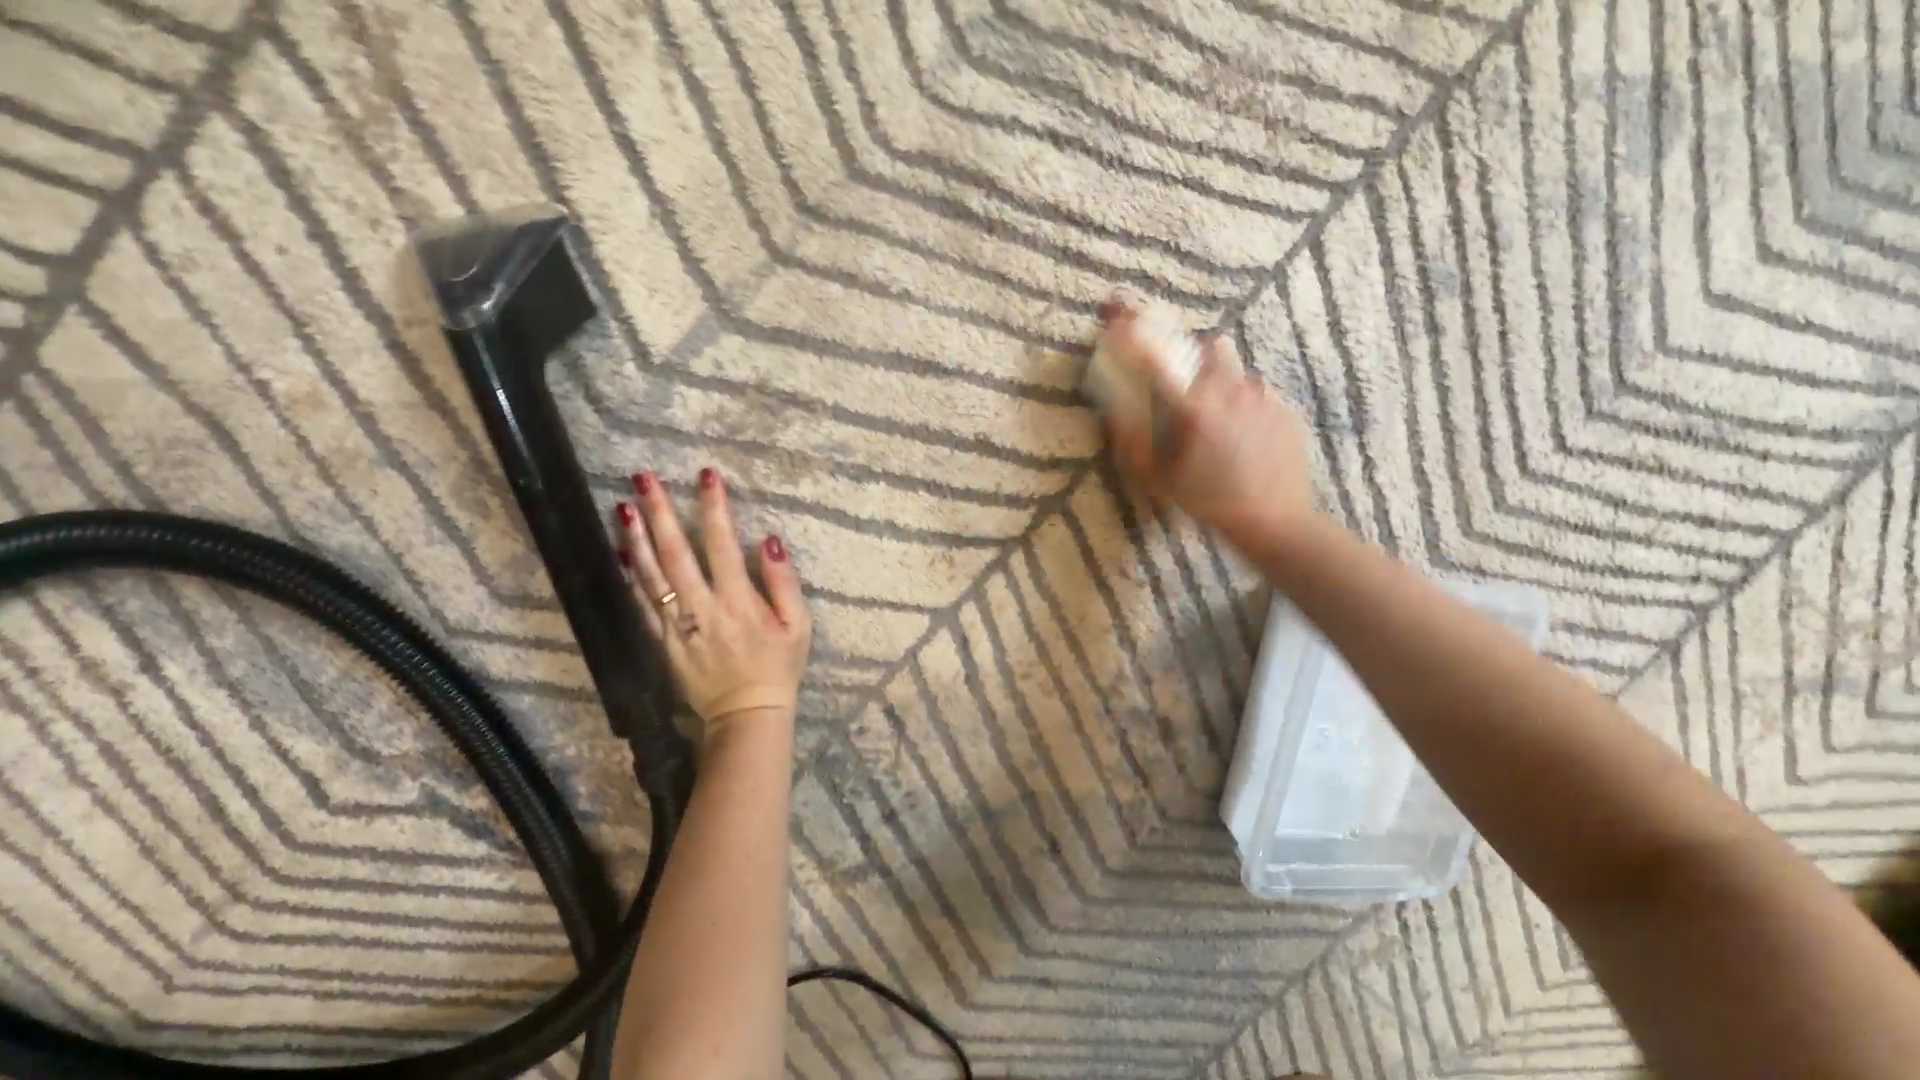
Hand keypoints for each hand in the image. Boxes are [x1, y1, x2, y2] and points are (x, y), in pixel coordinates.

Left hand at [617, 467, 811, 736]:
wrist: (746, 714)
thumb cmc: (778, 666)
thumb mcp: (799, 626)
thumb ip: (783, 584)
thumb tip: (768, 542)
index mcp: (739, 601)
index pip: (722, 544)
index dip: (714, 507)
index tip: (706, 475)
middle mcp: (703, 608)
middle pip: (676, 553)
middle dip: (660, 512)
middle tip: (644, 478)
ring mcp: (678, 626)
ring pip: (651, 576)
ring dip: (635, 539)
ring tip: (623, 506)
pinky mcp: (663, 642)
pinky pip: (642, 606)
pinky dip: (629, 578)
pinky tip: (620, 553)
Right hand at [1099, 295, 1316, 548]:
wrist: (1274, 521)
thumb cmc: (1209, 502)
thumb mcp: (1158, 479)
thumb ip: (1131, 441)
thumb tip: (1113, 412)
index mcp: (1192, 408)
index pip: (1156, 357)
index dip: (1134, 333)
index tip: (1120, 317)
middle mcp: (1229, 392)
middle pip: (1209, 347)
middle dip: (1195, 356)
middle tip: (1189, 385)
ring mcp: (1263, 398)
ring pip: (1238, 371)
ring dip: (1225, 382)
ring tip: (1223, 417)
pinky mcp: (1286, 410)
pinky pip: (1262, 394)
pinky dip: (1249, 406)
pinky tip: (1247, 436)